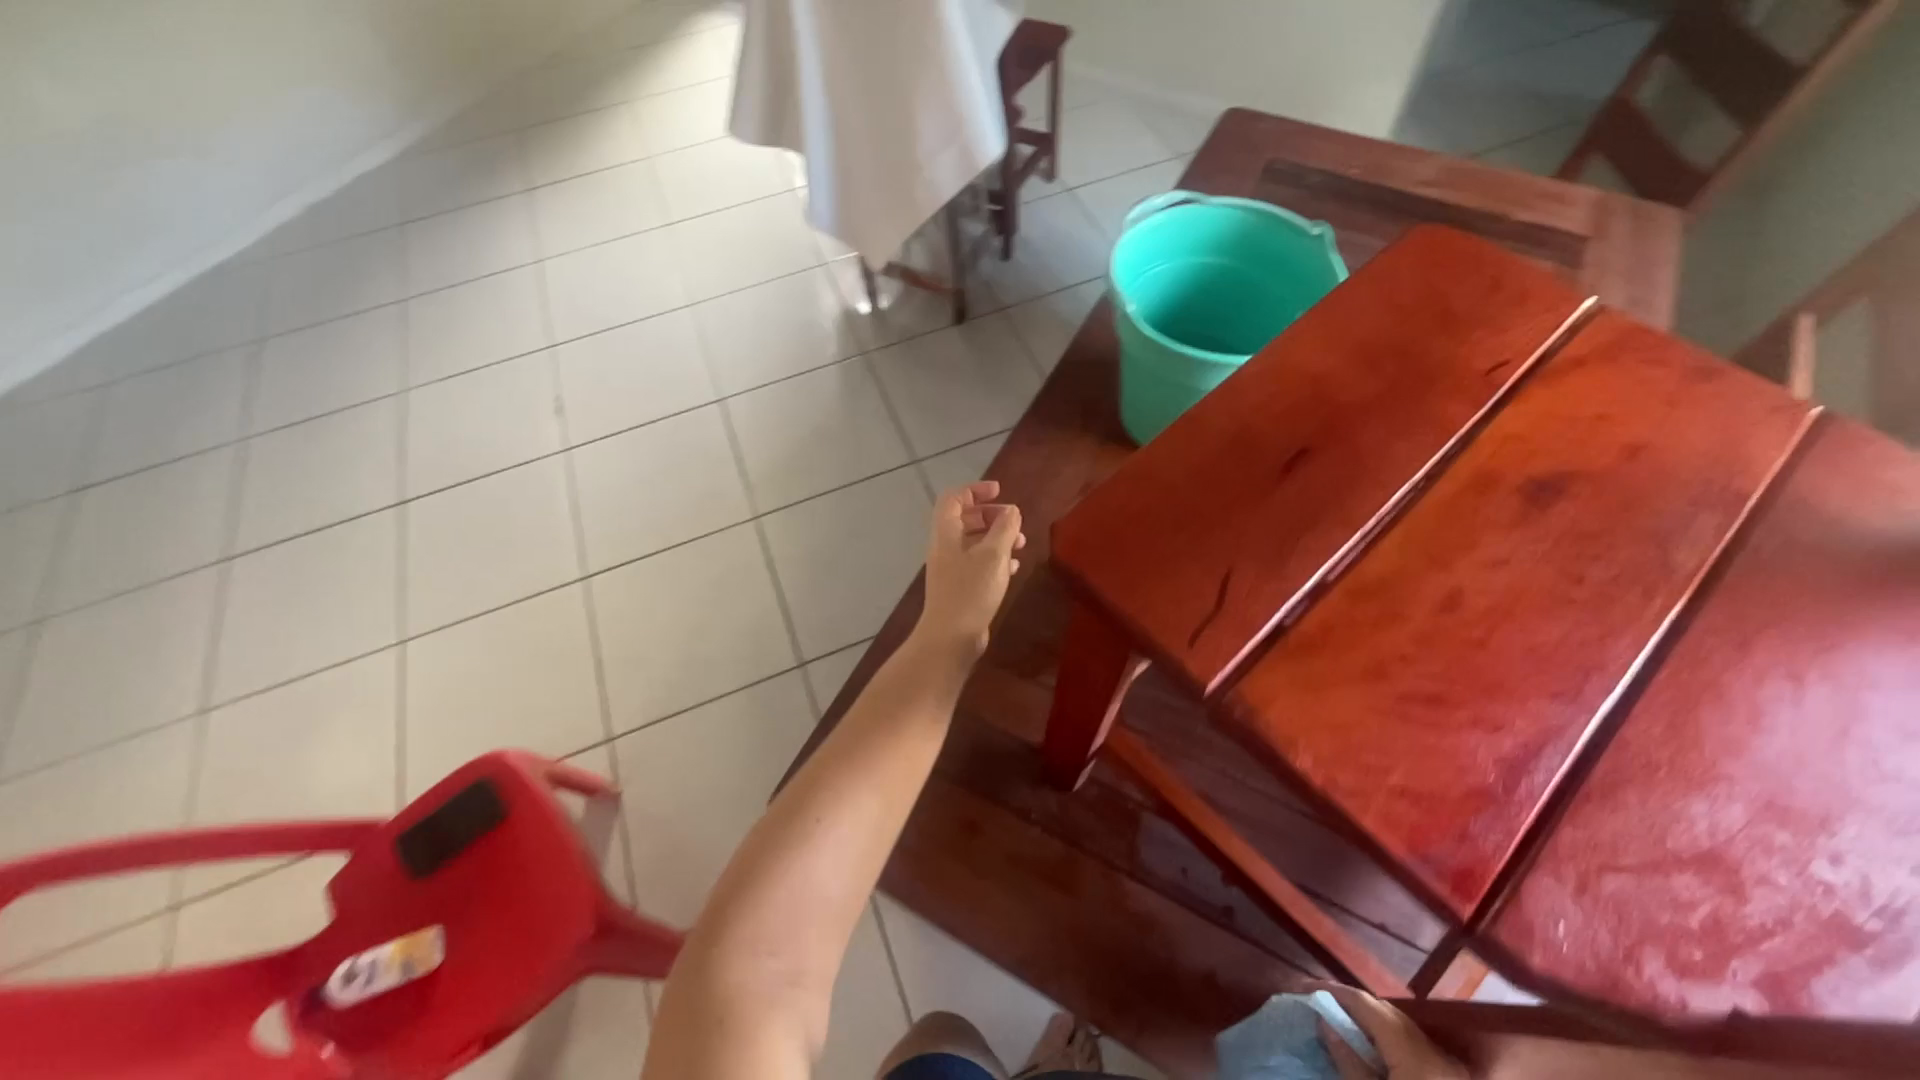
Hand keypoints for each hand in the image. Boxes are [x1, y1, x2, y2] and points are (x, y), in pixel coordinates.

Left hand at [917, 481, 1024, 660]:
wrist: (951, 637)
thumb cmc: (971, 590)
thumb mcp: (993, 555)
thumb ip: (1004, 529)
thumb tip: (1011, 511)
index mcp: (946, 533)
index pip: (954, 498)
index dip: (975, 490)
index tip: (1000, 492)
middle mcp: (945, 547)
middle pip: (965, 519)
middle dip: (991, 515)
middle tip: (1015, 521)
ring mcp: (951, 569)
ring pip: (974, 543)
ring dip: (997, 538)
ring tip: (1021, 545)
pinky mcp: (960, 587)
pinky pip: (978, 564)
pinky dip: (996, 559)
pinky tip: (1014, 567)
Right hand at [1316, 985, 1467, 1079]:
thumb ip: (1347, 1061)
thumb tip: (1325, 1023)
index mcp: (1412, 1053)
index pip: (1367, 1005)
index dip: (1335, 992)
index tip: (1304, 989)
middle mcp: (1432, 1050)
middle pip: (1385, 1010)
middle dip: (1351, 1002)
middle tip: (1317, 1002)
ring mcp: (1444, 1064)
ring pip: (1399, 1025)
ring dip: (1367, 1018)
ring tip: (1336, 1019)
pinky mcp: (1447, 1076)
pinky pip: (1410, 1043)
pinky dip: (1385, 1036)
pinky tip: (1367, 1044)